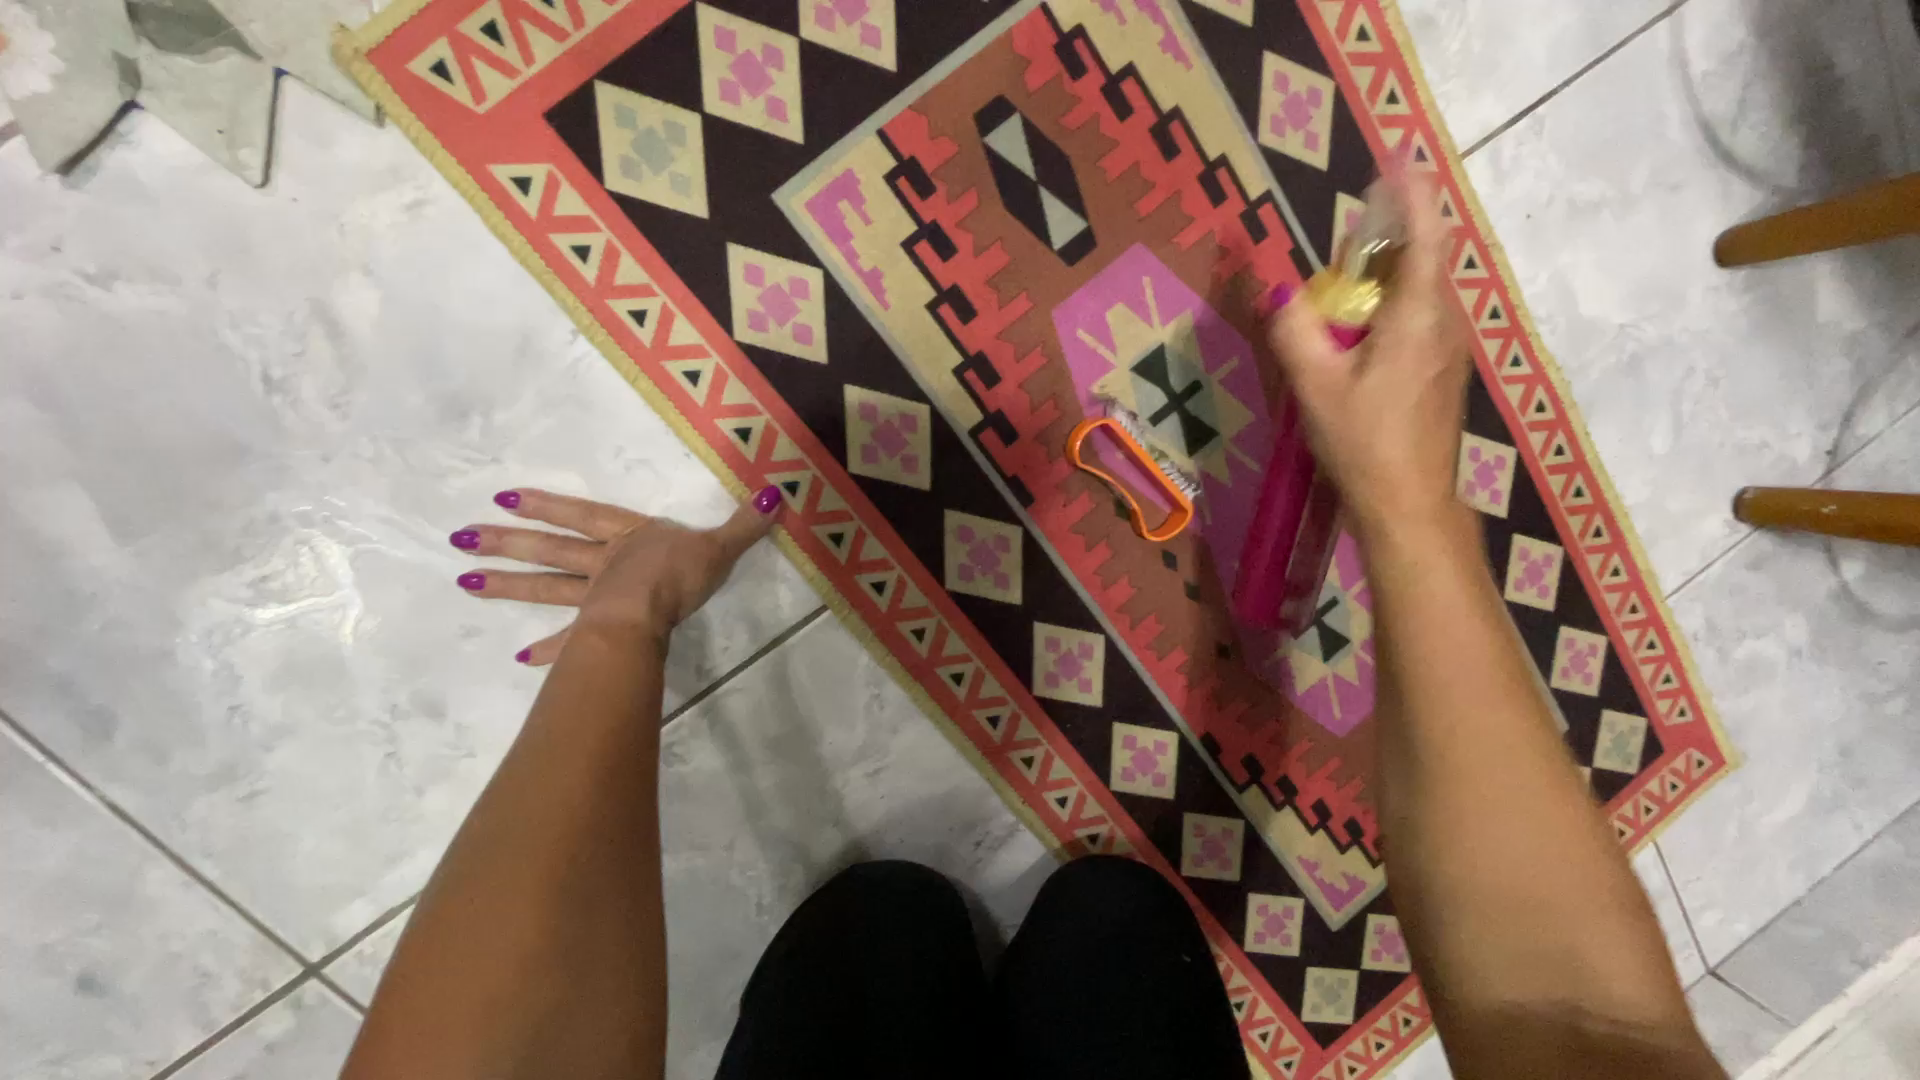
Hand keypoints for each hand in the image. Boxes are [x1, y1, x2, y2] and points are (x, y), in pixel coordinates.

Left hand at [449, 485, 784, 664]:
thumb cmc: (682, 573)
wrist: (655, 609)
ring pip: (548, 588)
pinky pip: (571, 639)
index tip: (504, 499)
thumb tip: (777, 496)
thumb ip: (744, 525)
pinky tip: (522, 658)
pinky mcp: (600, 628)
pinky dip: (549, 649)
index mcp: (630, 537)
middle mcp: (605, 562)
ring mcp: (597, 597)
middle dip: (509, 543)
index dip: (549, 506)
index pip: (584, 516)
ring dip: (509, 586)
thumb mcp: (719, 544)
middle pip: (551, 550)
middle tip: (460, 539)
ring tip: (465, 583)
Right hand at [1269, 171, 1473, 545]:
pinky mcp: (1441, 375)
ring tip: (1347, 282)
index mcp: (1416, 318)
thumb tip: (1275, 289)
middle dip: (1391, 236)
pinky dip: (1391, 308)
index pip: (1423, 237)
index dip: (1411, 193)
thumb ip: (1294, 333)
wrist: (1409, 504)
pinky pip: (1419, 321)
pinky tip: (1359, 335)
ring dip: (1388, 275)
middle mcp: (1443, 324)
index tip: (1397, 156)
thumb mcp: (1316, 387)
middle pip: (1424, 261)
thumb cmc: (1364, 442)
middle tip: (1350, 231)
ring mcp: (1448, 351)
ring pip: (1421, 293)